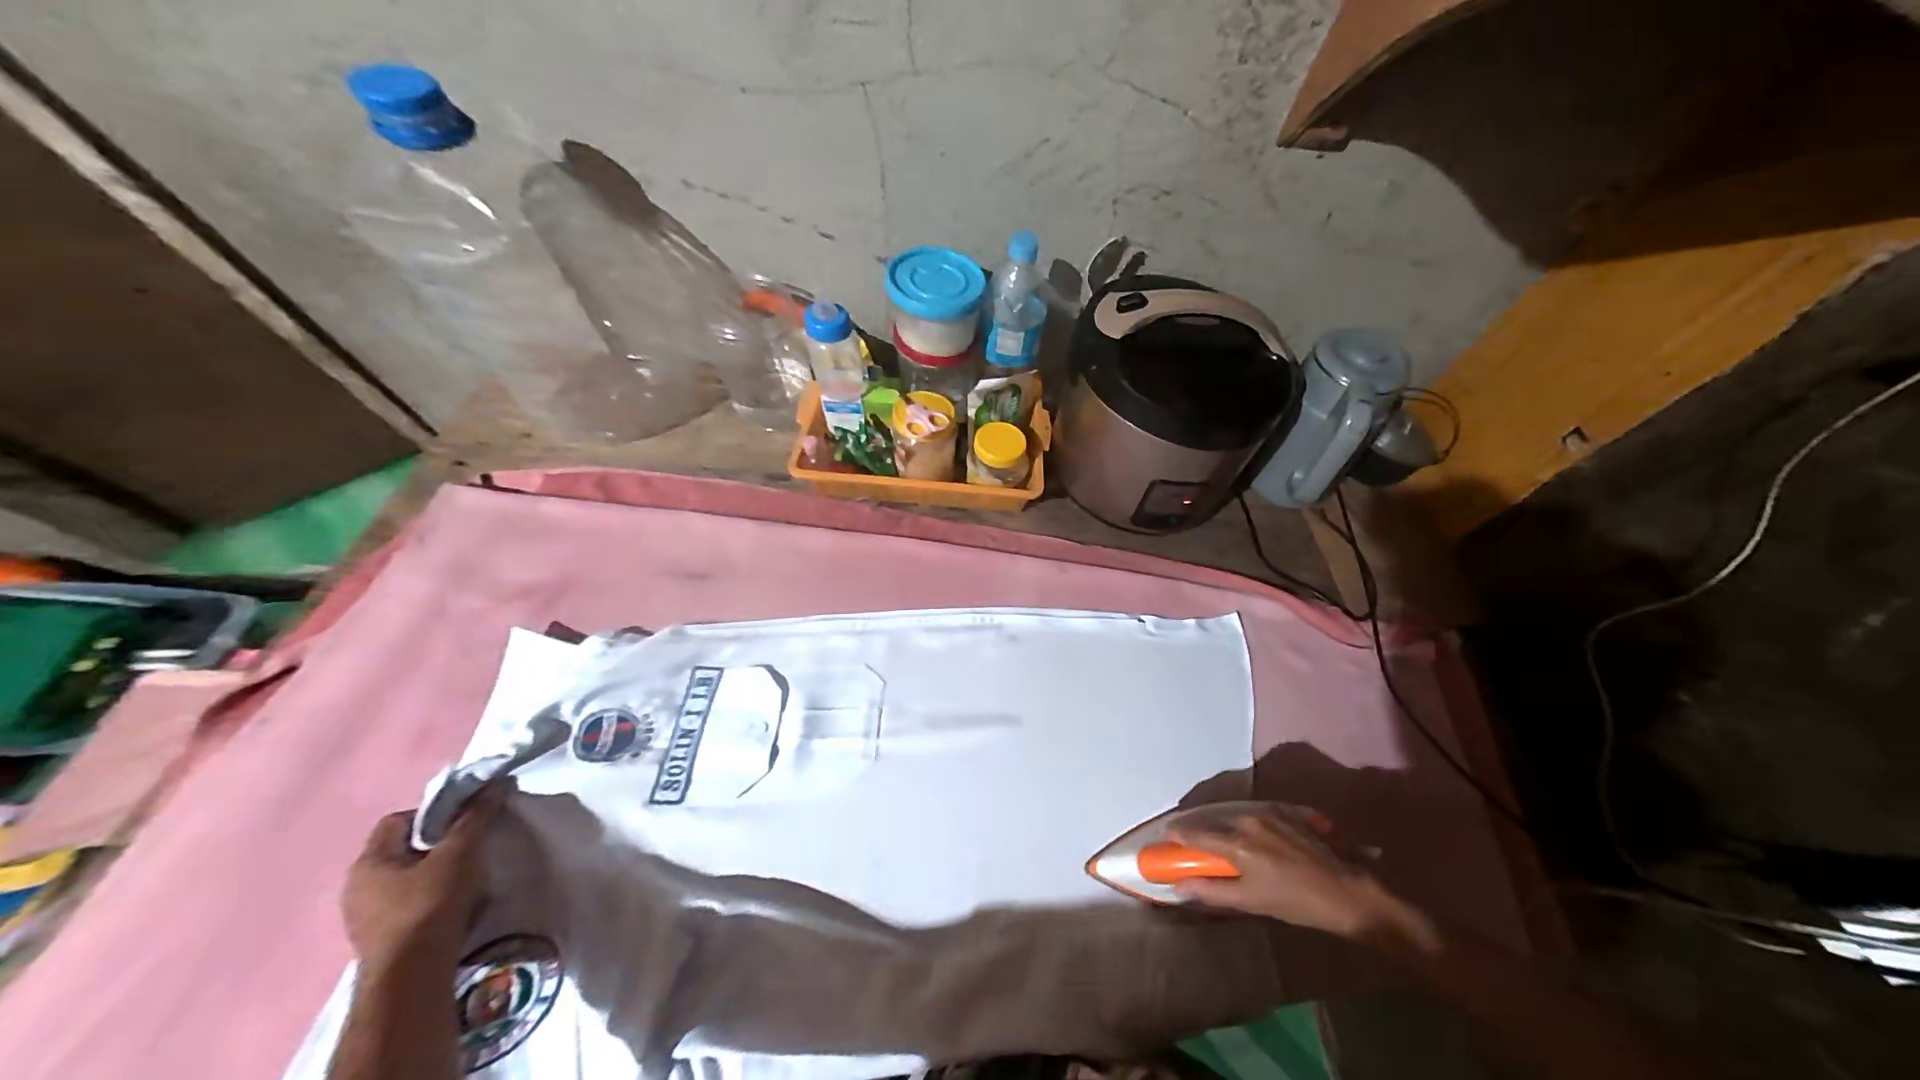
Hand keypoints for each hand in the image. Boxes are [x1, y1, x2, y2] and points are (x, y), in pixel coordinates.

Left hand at [341, 780, 507, 968]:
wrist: (411, 978)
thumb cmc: (430, 905)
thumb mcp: (460, 853)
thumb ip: (475, 817)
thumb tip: (494, 785)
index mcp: (368, 861)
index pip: (398, 819)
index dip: (433, 814)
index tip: (463, 823)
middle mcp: (356, 887)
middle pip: (402, 849)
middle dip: (436, 845)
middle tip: (469, 848)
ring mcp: (362, 917)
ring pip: (404, 879)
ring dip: (433, 874)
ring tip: (466, 879)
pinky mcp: (377, 940)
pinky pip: (404, 906)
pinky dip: (428, 900)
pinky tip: (452, 908)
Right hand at [1169, 811, 1437, 955]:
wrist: (1348, 894)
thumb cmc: (1295, 903)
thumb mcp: (1250, 901)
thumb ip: (1212, 890)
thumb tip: (1180, 885)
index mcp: (1237, 843)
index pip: (1197, 834)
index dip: (1179, 834)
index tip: (1167, 836)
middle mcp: (1249, 821)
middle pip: (1217, 821)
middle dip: (1204, 830)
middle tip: (1196, 841)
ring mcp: (1272, 813)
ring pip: (1238, 814)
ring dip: (1228, 823)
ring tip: (1226, 835)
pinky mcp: (1291, 811)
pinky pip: (1262, 811)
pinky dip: (1254, 820)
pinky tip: (1257, 831)